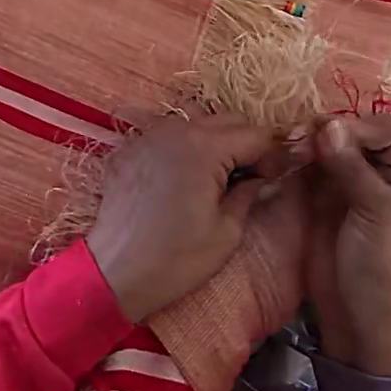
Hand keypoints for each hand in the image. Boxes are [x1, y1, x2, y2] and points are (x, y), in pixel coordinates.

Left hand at [89, 115, 280, 322]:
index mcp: (205, 146)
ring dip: (212, 140)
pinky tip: (180, 176)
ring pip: (194, 122)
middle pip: (226, 120)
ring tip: (216, 175)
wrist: (115, 271)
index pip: (256, 134)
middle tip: (250, 177)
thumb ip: (250, 193)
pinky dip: (181, 147)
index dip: (273, 155)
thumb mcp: (227, 231)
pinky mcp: (128, 149)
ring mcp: (147, 136)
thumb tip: (265, 178)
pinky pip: (164, 136)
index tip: (274, 178)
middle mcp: (175, 129)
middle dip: (245, 142)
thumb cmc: (176, 257)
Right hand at [303, 115, 390, 376]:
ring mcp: (343, 190)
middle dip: (326, 131)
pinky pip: (302, 171)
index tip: (330, 131)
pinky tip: (280, 160)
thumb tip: (328, 124)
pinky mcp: (313, 203)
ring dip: (304, 143)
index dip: (361, 126)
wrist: (361, 327)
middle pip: (352, 136)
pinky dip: (290, 160)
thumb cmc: (388, 275)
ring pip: (323, 150)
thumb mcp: (383, 218)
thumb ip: (355, 170)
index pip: (388, 133)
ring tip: (286, 148)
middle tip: (298, 137)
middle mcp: (377, 178)